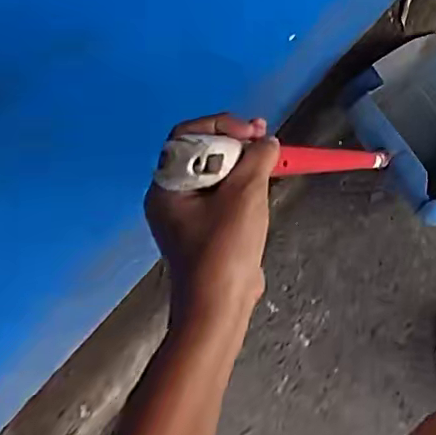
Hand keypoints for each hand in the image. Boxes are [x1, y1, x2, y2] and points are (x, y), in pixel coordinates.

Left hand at [145, 114, 278, 327]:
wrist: (220, 309)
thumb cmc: (225, 248)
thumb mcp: (246, 192)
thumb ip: (258, 157)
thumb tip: (267, 143)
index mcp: (167, 187)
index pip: (188, 135)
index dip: (222, 125)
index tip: (251, 132)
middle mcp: (170, 198)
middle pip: (201, 150)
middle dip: (235, 140)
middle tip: (262, 136)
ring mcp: (187, 216)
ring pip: (214, 172)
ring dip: (242, 160)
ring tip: (268, 156)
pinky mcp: (204, 230)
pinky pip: (221, 193)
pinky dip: (241, 183)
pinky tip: (262, 181)